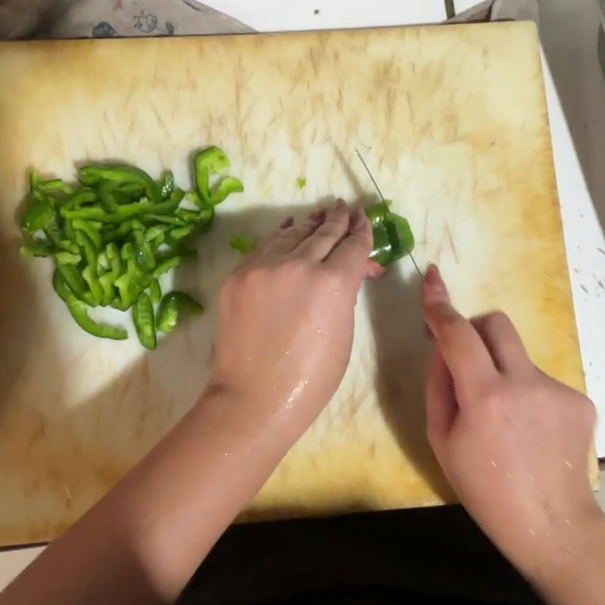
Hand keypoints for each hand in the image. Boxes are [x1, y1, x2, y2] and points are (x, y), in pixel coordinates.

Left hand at [207, 200, 381, 436]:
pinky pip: (265, 246)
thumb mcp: (343, 333)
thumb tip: (352, 271)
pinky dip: (281, 235)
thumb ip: (346, 294)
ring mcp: (264, 267)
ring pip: (292, 234)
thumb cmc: (311, 377)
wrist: (255, 397)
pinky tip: (289, 227)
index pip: (353, 246)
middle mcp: (298, 265)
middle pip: (324, 234)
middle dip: (338, 220)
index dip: (362, 232)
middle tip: (345, 207)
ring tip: (321, 214)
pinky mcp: (239, 275)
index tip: (364, 219)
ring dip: (310, 224)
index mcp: (333, 283)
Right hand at [422, 265, 601, 572]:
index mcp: (486, 396)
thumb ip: (438, 386)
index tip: (430, 279)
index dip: (440, 306)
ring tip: (503, 421)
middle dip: (474, 328)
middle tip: (463, 355)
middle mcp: (525, 383)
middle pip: (497, 324)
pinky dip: (527, 396)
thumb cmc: (485, 490)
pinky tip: (529, 433)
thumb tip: (442, 348)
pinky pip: (541, 382)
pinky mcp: (580, 400)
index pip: (458, 334)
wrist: (551, 524)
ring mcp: (558, 389)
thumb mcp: (442, 442)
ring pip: (519, 358)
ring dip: (502, 372)